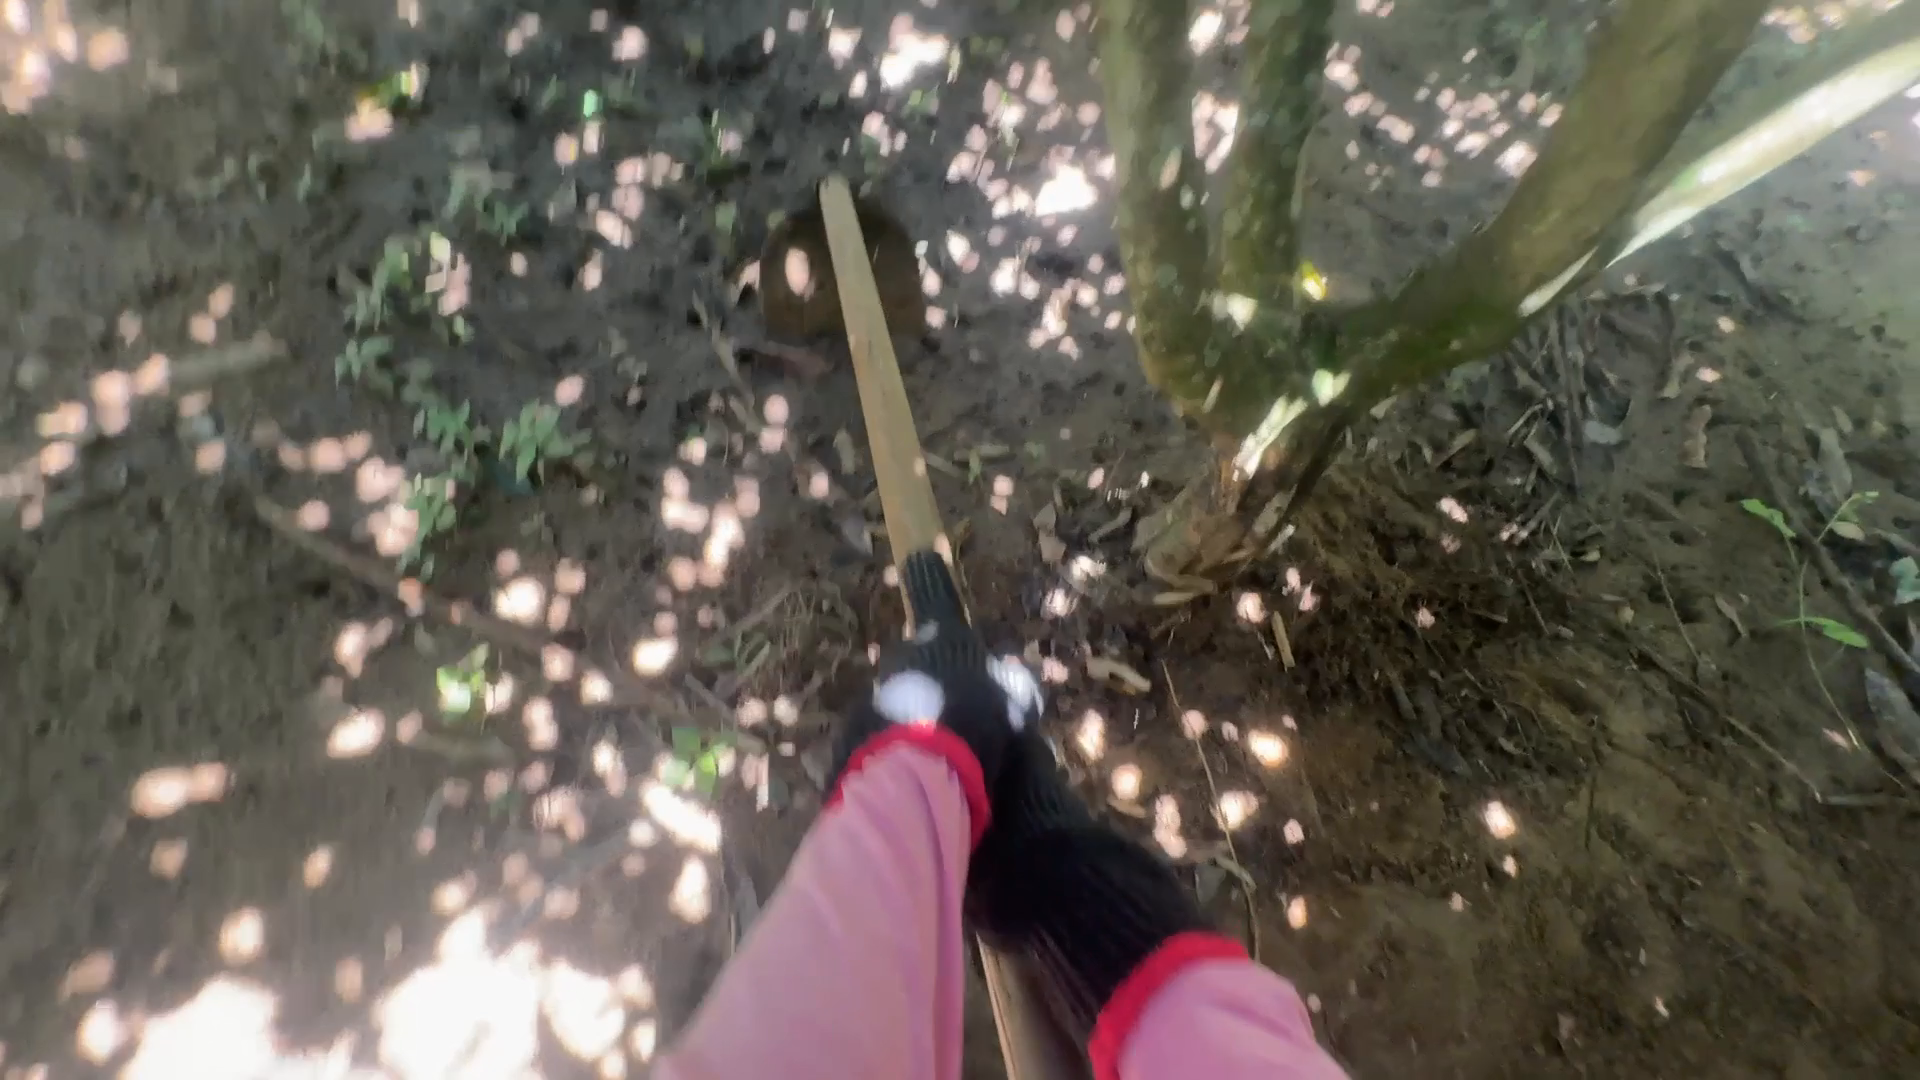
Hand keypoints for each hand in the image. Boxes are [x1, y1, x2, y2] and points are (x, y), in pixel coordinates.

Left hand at [826, 551, 1042, 842]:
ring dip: (914, 710)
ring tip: (936, 747)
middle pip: (916, 654)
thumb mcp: (1017, 701)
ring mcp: (875, 690)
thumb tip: (1010, 675)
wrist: (920, 774)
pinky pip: (882, 727)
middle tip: (953, 705)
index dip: (929, 575)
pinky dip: (896, 740)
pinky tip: (914, 765)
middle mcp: (903, 654)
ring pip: (899, 692)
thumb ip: (1014, 682)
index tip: (917, 554)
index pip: (935, 596)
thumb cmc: (976, 725)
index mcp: (942, 637)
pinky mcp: (855, 726)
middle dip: (931, 672)